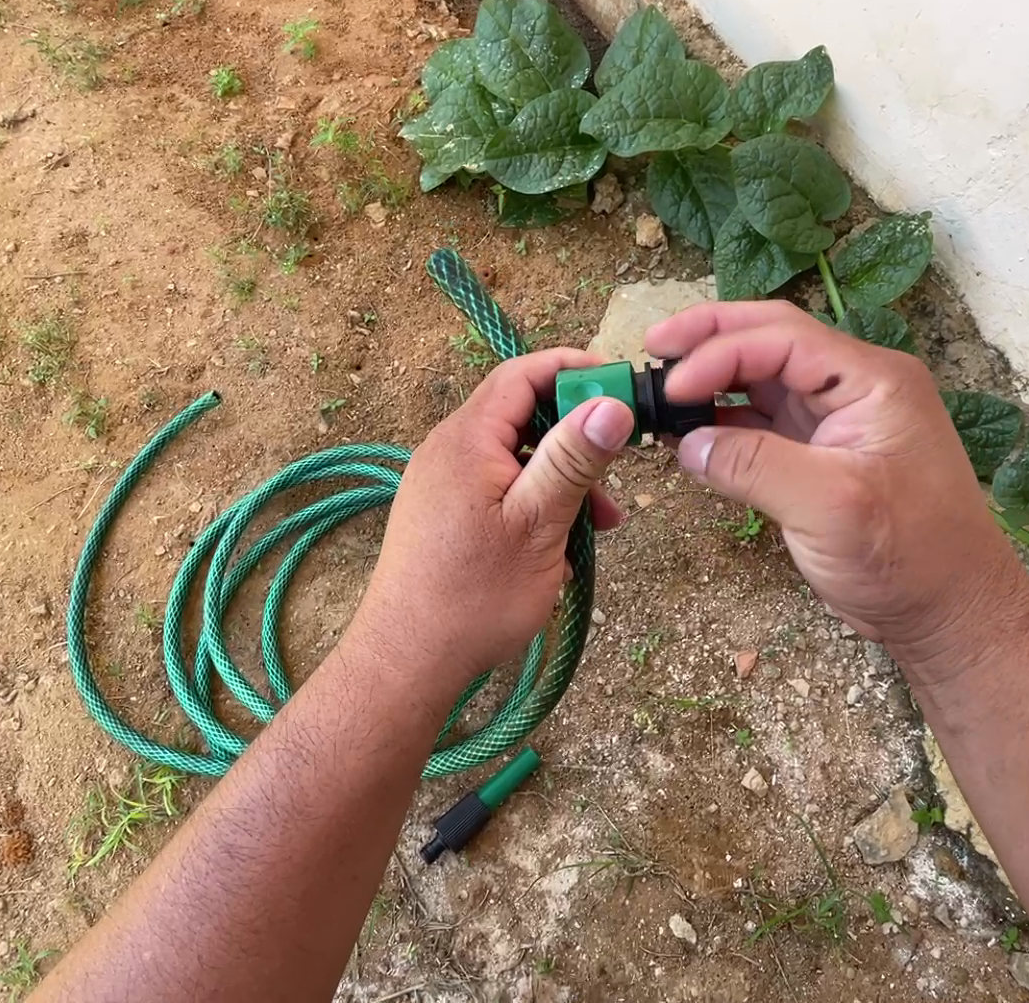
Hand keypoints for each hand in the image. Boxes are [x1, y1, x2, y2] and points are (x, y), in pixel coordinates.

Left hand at [356, 349, 632, 681]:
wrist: (408, 659)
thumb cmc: (475, 594)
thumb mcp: (537, 522)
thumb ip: (572, 459)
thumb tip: (612, 402)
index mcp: (467, 438)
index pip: (522, 374)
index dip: (573, 369)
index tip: (619, 383)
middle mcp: (448, 450)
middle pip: (520, 415)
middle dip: (574, 436)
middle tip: (618, 464)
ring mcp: (443, 483)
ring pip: (515, 458)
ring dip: (561, 479)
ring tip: (600, 522)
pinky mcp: (444, 513)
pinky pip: (499, 488)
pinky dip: (535, 503)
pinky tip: (560, 545)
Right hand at [646, 301, 1028, 671]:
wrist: (945, 612)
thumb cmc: (907, 556)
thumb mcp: (830, 505)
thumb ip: (753, 465)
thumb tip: (687, 443)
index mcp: (870, 380)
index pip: (782, 339)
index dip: (718, 352)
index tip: (670, 384)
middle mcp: (850, 388)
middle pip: (769, 341)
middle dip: (708, 339)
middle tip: (652, 346)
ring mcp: (831, 421)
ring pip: (758, 381)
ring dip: (709, 381)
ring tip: (658, 389)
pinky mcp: (813, 456)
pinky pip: (756, 425)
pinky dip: (718, 424)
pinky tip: (684, 434)